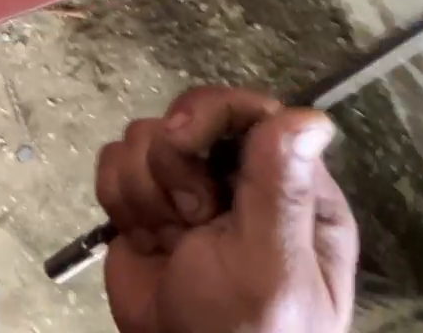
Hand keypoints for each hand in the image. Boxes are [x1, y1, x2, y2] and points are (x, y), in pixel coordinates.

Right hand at [96, 87, 358, 332]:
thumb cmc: (243, 330)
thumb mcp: (270, 266)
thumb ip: (280, 189)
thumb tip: (310, 115)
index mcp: (291, 190)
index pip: (251, 112)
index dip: (211, 113)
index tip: (184, 137)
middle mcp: (239, 178)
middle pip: (188, 114)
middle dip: (171, 160)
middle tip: (186, 210)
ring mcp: (186, 185)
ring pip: (142, 137)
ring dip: (144, 191)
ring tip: (167, 238)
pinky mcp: (141, 197)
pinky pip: (113, 161)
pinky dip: (119, 199)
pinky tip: (143, 237)